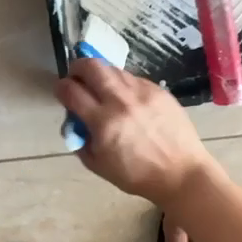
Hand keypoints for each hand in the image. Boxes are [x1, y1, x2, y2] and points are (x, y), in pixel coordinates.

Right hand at [55, 58, 214, 203]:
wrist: (181, 173)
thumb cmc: (137, 175)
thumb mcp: (97, 165)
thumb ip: (80, 140)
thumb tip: (73, 120)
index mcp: (103, 123)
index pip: (71, 91)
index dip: (61, 88)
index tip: (62, 92)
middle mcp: (120, 101)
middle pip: (91, 66)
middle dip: (77, 68)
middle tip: (78, 78)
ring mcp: (142, 92)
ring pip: (112, 68)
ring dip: (100, 74)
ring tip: (102, 88)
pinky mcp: (158, 90)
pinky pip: (133, 78)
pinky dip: (122, 84)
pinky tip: (126, 99)